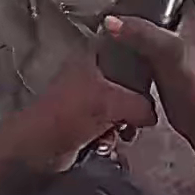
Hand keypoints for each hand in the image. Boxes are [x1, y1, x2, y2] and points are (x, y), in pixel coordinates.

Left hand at [2, 54, 156, 173]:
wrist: (36, 147)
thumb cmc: (69, 113)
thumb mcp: (112, 102)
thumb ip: (141, 105)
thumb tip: (152, 116)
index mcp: (92, 56)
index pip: (125, 47)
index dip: (142, 59)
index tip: (158, 76)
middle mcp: (90, 72)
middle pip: (127, 81)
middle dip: (135, 102)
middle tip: (139, 115)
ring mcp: (87, 97)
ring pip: (120, 106)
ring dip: (123, 123)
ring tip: (123, 133)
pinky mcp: (85, 121)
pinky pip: (110, 124)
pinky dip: (112, 135)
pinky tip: (108, 143)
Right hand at [103, 7, 194, 152]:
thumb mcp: (169, 52)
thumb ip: (141, 33)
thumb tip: (114, 21)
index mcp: (194, 21)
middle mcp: (187, 35)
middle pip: (159, 13)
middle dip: (138, 12)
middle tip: (118, 12)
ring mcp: (177, 55)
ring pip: (151, 36)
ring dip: (134, 36)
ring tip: (116, 34)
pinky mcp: (168, 75)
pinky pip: (146, 59)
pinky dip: (134, 59)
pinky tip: (125, 63)